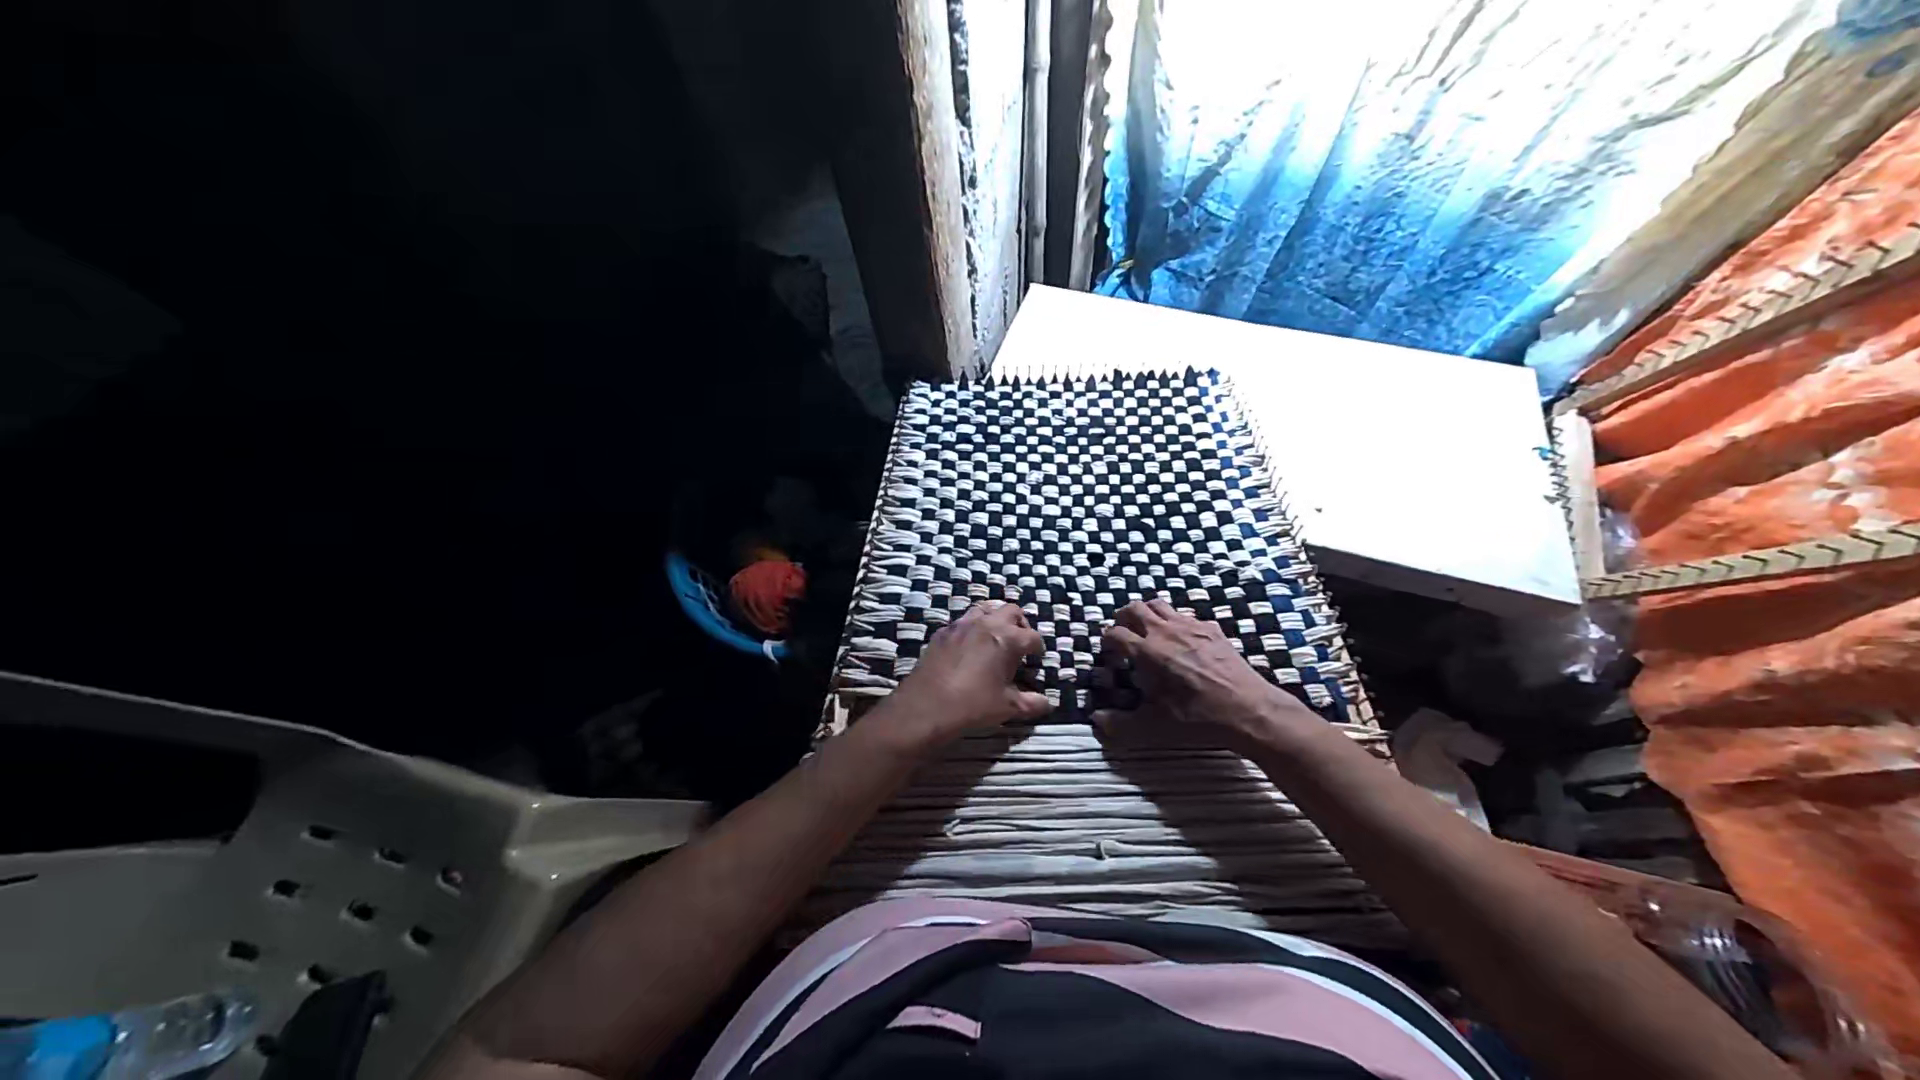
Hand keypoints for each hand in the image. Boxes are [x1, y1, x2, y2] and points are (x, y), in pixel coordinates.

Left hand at [883, 601, 1050, 744]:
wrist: (925, 706)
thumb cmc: (973, 705)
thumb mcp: (1008, 707)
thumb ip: (1032, 703)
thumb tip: (1047, 703)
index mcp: (1007, 638)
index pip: (1033, 637)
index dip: (1038, 648)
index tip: (1036, 659)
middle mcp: (986, 624)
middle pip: (1011, 611)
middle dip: (1019, 625)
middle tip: (1018, 644)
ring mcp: (961, 625)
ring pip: (985, 610)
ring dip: (994, 621)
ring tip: (995, 641)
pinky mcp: (942, 632)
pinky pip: (962, 622)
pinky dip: (972, 629)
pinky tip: (968, 649)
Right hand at [1093, 599, 1319, 753]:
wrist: (1250, 711)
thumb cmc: (1200, 719)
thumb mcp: (1156, 727)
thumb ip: (1121, 724)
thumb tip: (1096, 720)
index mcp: (1148, 652)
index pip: (1115, 633)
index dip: (1107, 641)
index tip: (1110, 653)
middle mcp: (1166, 632)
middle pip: (1134, 608)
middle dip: (1123, 618)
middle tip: (1123, 635)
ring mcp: (1191, 626)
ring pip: (1159, 605)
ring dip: (1147, 614)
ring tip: (1148, 632)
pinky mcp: (1211, 629)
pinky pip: (1184, 615)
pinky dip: (1174, 622)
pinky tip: (1180, 641)